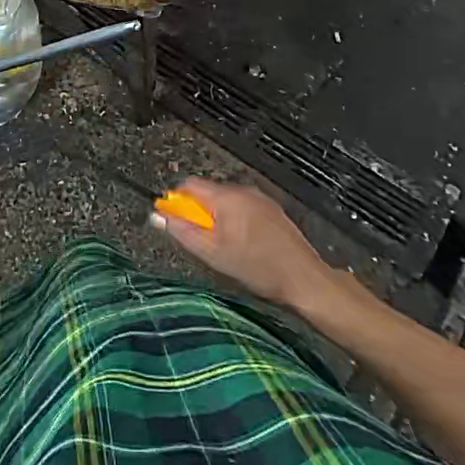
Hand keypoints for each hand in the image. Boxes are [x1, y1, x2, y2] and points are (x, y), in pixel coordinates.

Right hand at [153, 178, 339, 312]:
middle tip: (204, 241)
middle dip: (199, 212)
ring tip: (226, 246)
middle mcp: (242, 190)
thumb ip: (182, 232)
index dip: (177, 202)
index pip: (187, 184)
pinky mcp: (273, 211)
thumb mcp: (212, 253)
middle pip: (207, 192)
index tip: (178, 223)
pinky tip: (246, 245)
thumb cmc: (257, 267)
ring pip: (226, 201)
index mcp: (225, 197)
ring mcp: (261, 199)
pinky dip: (236, 220)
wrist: (306, 281)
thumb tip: (158, 216)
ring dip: (218, 217)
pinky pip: (244, 207)